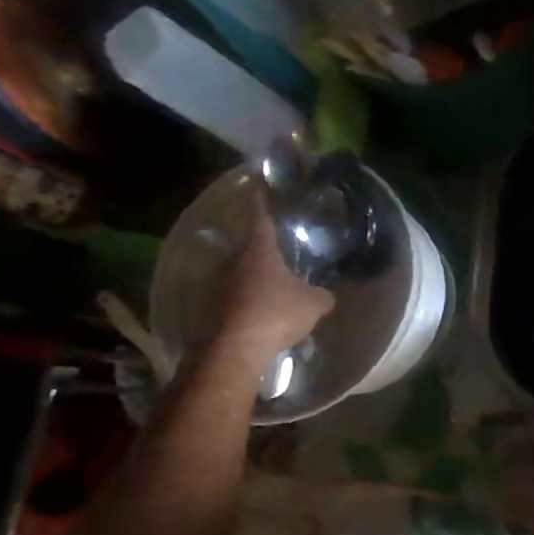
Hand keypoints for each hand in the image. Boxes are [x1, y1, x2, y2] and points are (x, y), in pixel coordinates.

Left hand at [208, 185, 334, 366]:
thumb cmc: (274, 315)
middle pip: (248, 247)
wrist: (232, 350)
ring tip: (271, 292)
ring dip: (252, 280)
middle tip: (279, 255)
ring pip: (238, 274)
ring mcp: (215, 284)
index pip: (260, 216)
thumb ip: (322, 295)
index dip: (261, 199)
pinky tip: (257, 316)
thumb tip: (326, 294)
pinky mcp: (206, 308)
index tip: (259, 183)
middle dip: (262, 250)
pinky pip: (230, 298)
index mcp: (259, 250)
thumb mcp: (313, 305)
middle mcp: (232, 260)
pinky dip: (243, 303)